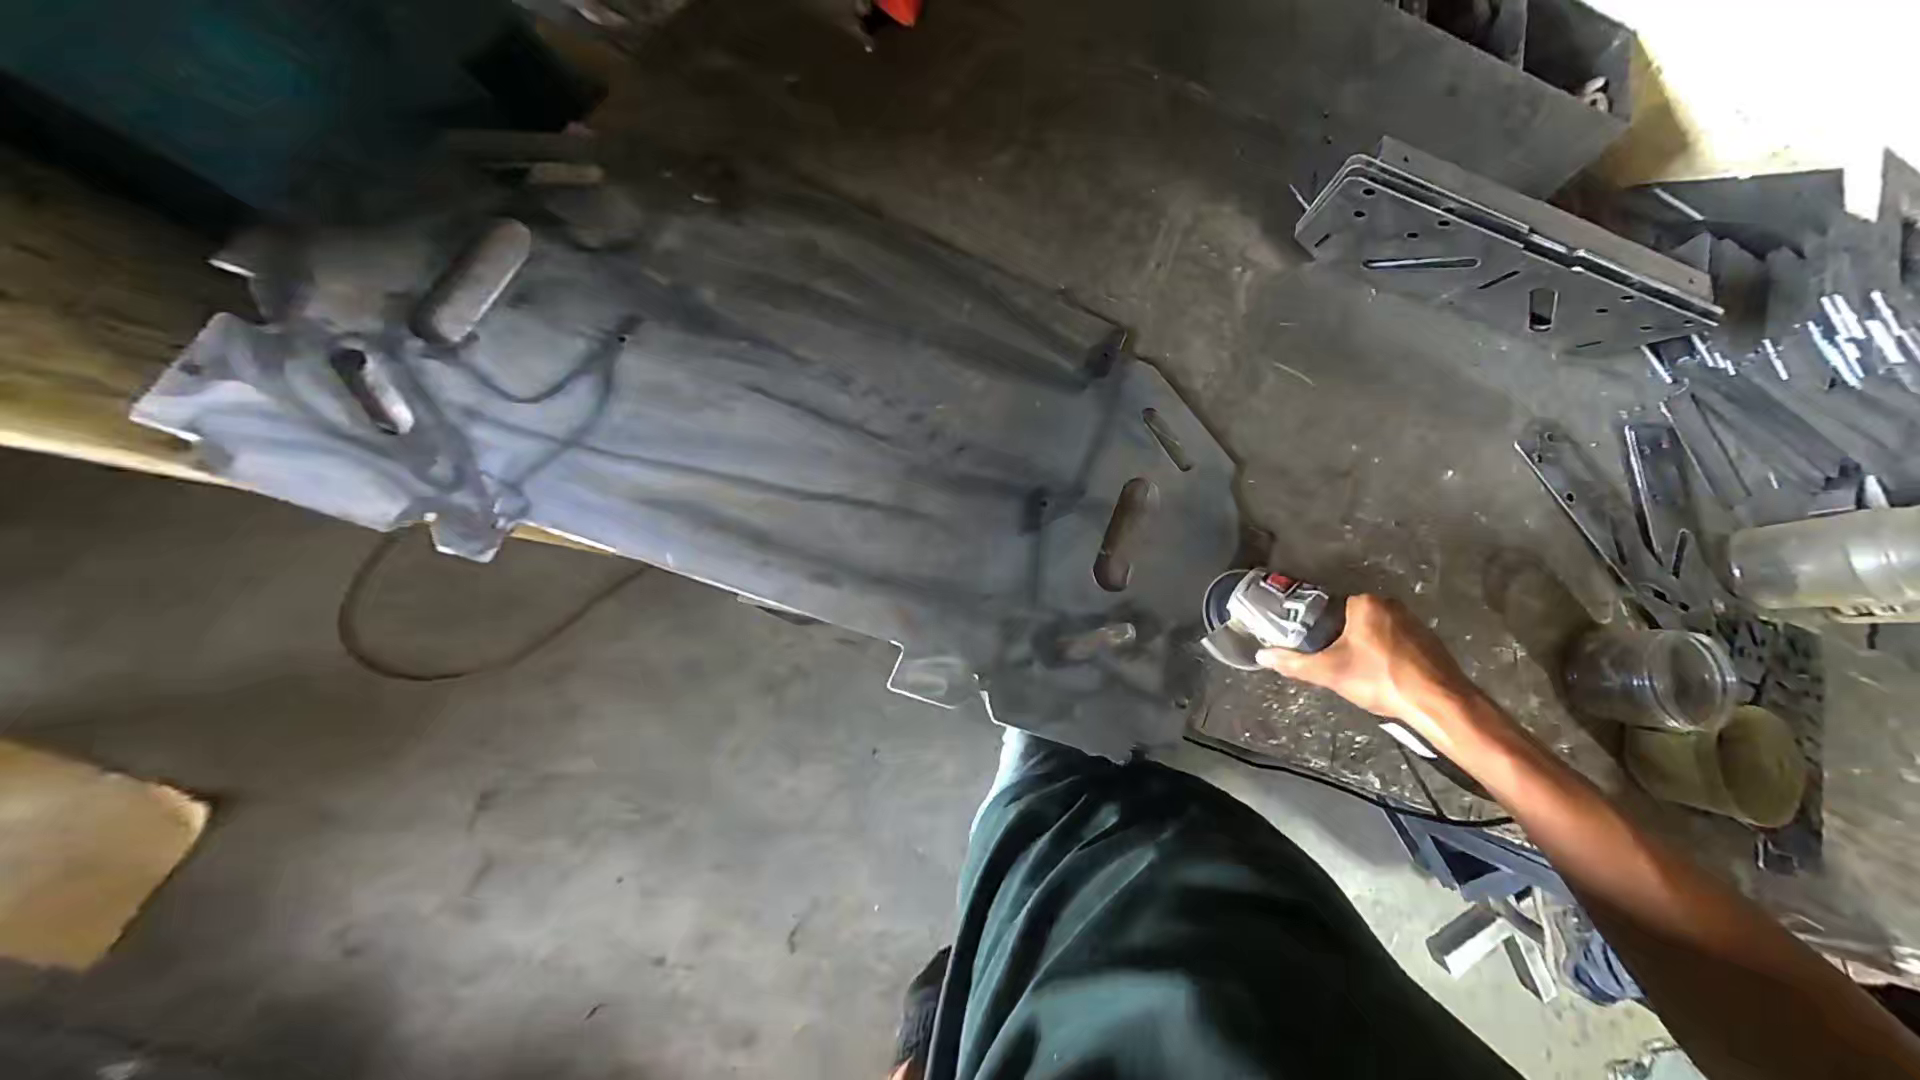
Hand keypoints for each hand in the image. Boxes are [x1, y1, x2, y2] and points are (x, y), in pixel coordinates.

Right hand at [1256, 595, 1488, 742]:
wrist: (1439, 704)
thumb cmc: (1379, 679)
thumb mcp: (1328, 672)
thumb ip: (1293, 662)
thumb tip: (1261, 655)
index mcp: (1366, 603)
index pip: (1329, 609)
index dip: (1317, 630)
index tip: (1312, 648)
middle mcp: (1391, 605)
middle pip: (1351, 621)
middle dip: (1340, 641)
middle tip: (1331, 664)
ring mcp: (1415, 623)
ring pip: (1375, 633)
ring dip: (1363, 649)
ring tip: (1355, 673)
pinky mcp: (1430, 643)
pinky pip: (1396, 644)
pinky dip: (1385, 658)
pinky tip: (1381, 678)